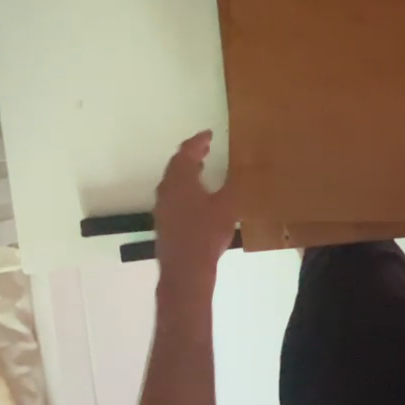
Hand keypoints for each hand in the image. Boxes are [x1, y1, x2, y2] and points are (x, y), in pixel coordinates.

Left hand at [154, 130, 237, 290]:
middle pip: (176, 164)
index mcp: (180, 179)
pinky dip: (184, 188)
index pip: (187, 151)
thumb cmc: (207, 234)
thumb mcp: (227, 205)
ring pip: (173, 181)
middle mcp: (166, 189)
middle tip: (205, 148)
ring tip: (202, 169)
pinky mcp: (163, 222)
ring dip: (186, 172)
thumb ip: (233, 183)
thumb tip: (242, 166)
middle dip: (191, 154)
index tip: (209, 134)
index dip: (198, 140)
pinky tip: (196, 198)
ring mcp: (162, 206)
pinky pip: (173, 195)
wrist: (185, 270)